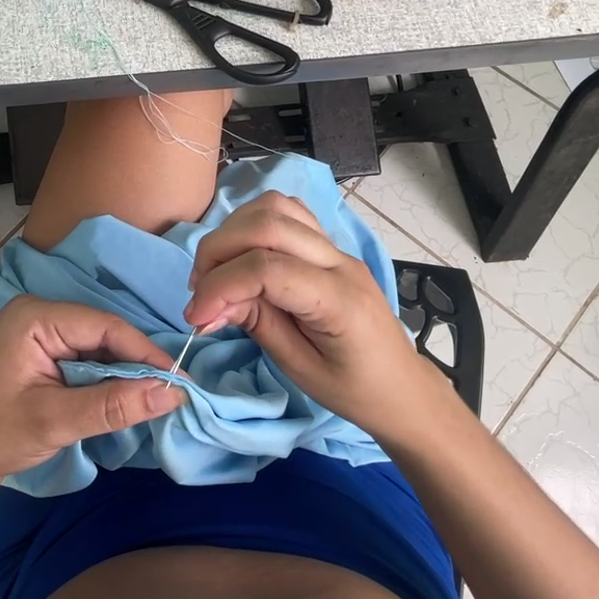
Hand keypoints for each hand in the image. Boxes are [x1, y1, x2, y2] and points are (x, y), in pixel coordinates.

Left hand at [0, 296, 186, 486]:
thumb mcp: (57, 421)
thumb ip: (113, 405)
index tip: (181, 381)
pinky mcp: (41, 352)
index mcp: (33, 317)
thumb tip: (173, 393)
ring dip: (124, 373)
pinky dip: (106, 379)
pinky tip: (127, 398)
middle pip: (102, 333)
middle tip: (176, 393)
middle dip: (137, 364)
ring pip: (97, 347)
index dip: (145, 352)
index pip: (103, 325)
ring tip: (159, 397)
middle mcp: (37, 315)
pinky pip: (84, 358)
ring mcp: (38, 332)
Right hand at [183, 191, 449, 443]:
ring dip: (232, 231)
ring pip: (275, 207)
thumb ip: (255, 323)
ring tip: (216, 270)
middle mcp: (340, 262)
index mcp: (338, 301)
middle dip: (217, 251)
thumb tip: (206, 306)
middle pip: (266, 225)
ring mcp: (337, 248)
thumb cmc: (354, 390)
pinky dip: (252, 223)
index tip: (195, 316)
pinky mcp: (330, 246)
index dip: (219, 285)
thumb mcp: (299, 368)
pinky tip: (241, 254)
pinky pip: (287, 212)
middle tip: (199, 291)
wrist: (404, 389)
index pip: (265, 268)